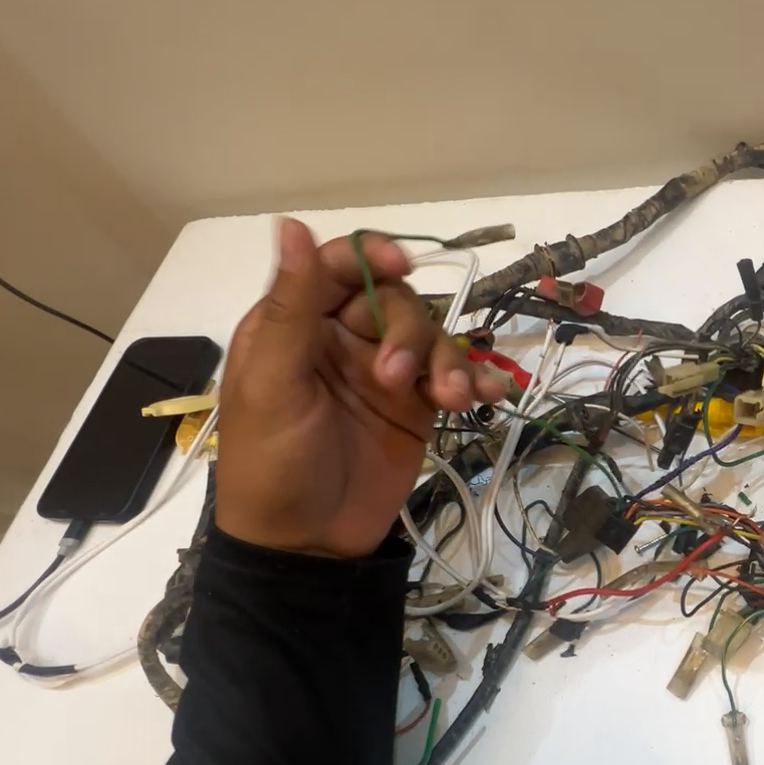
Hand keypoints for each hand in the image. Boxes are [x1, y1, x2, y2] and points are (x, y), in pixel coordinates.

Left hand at [216, 219, 507, 557]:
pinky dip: (478, 381)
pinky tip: (490, 395)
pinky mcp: (419, 408)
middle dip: (409, 334)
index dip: (370, 258)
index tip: (401, 268)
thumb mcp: (273, 381)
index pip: (338, 269)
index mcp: (298, 325)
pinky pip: (457, 379)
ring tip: (453, 400)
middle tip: (399, 381)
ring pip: (433, 340)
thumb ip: (291, 306)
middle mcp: (346, 340)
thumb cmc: (274, 460)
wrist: (309, 540)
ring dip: (451, 362)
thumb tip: (292, 224)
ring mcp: (388, 375)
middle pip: (396, 304)